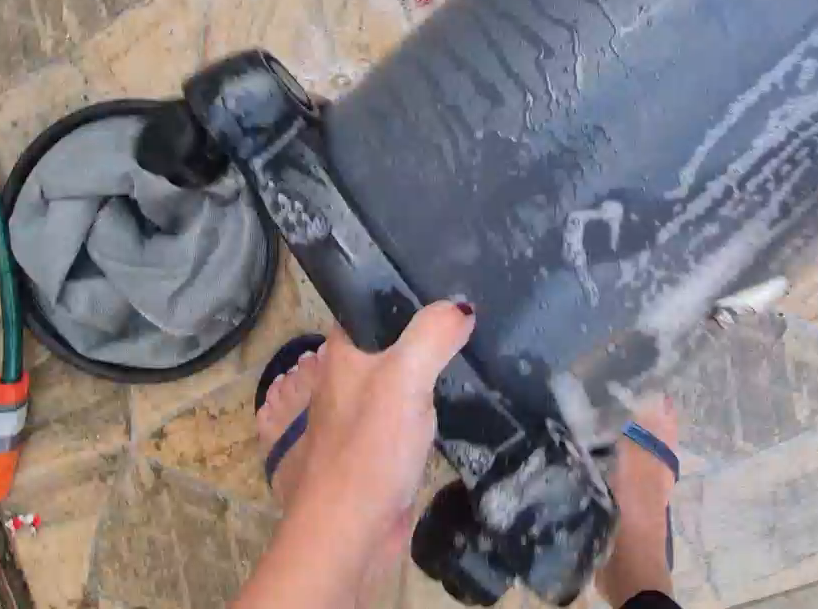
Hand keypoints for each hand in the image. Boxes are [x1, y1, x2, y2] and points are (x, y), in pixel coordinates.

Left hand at [287, 301, 475, 545]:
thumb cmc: (370, 446)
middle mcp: (348, 374)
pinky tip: (456, 400)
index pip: (376, 301)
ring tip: (473, 351)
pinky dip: (430, 404)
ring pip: (403, 375)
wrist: (348, 533)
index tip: (452, 284)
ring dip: (430, 369)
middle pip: (394, 338)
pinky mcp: (379, 444)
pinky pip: (410, 409)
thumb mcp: (406, 374)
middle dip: (427, 330)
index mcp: (343, 349)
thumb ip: (433, 333)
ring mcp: (363, 411)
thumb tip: (463, 307)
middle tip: (474, 315)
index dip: (410, 292)